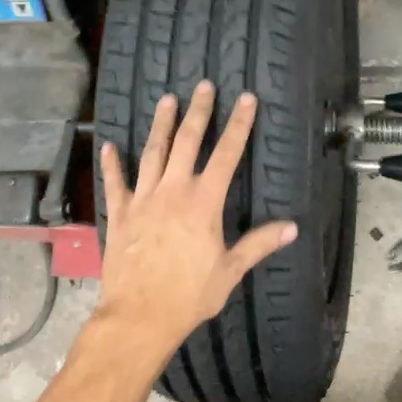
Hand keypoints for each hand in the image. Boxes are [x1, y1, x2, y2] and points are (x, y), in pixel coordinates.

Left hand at [96, 82, 298, 356]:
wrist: (138, 316)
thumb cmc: (188, 296)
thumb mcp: (230, 271)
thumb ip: (259, 244)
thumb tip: (291, 228)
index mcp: (203, 203)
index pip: (226, 154)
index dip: (238, 124)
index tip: (246, 99)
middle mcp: (172, 192)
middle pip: (187, 142)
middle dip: (198, 112)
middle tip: (203, 85)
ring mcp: (142, 200)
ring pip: (152, 153)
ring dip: (161, 125)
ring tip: (167, 100)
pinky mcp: (120, 215)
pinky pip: (115, 183)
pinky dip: (112, 164)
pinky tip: (109, 146)